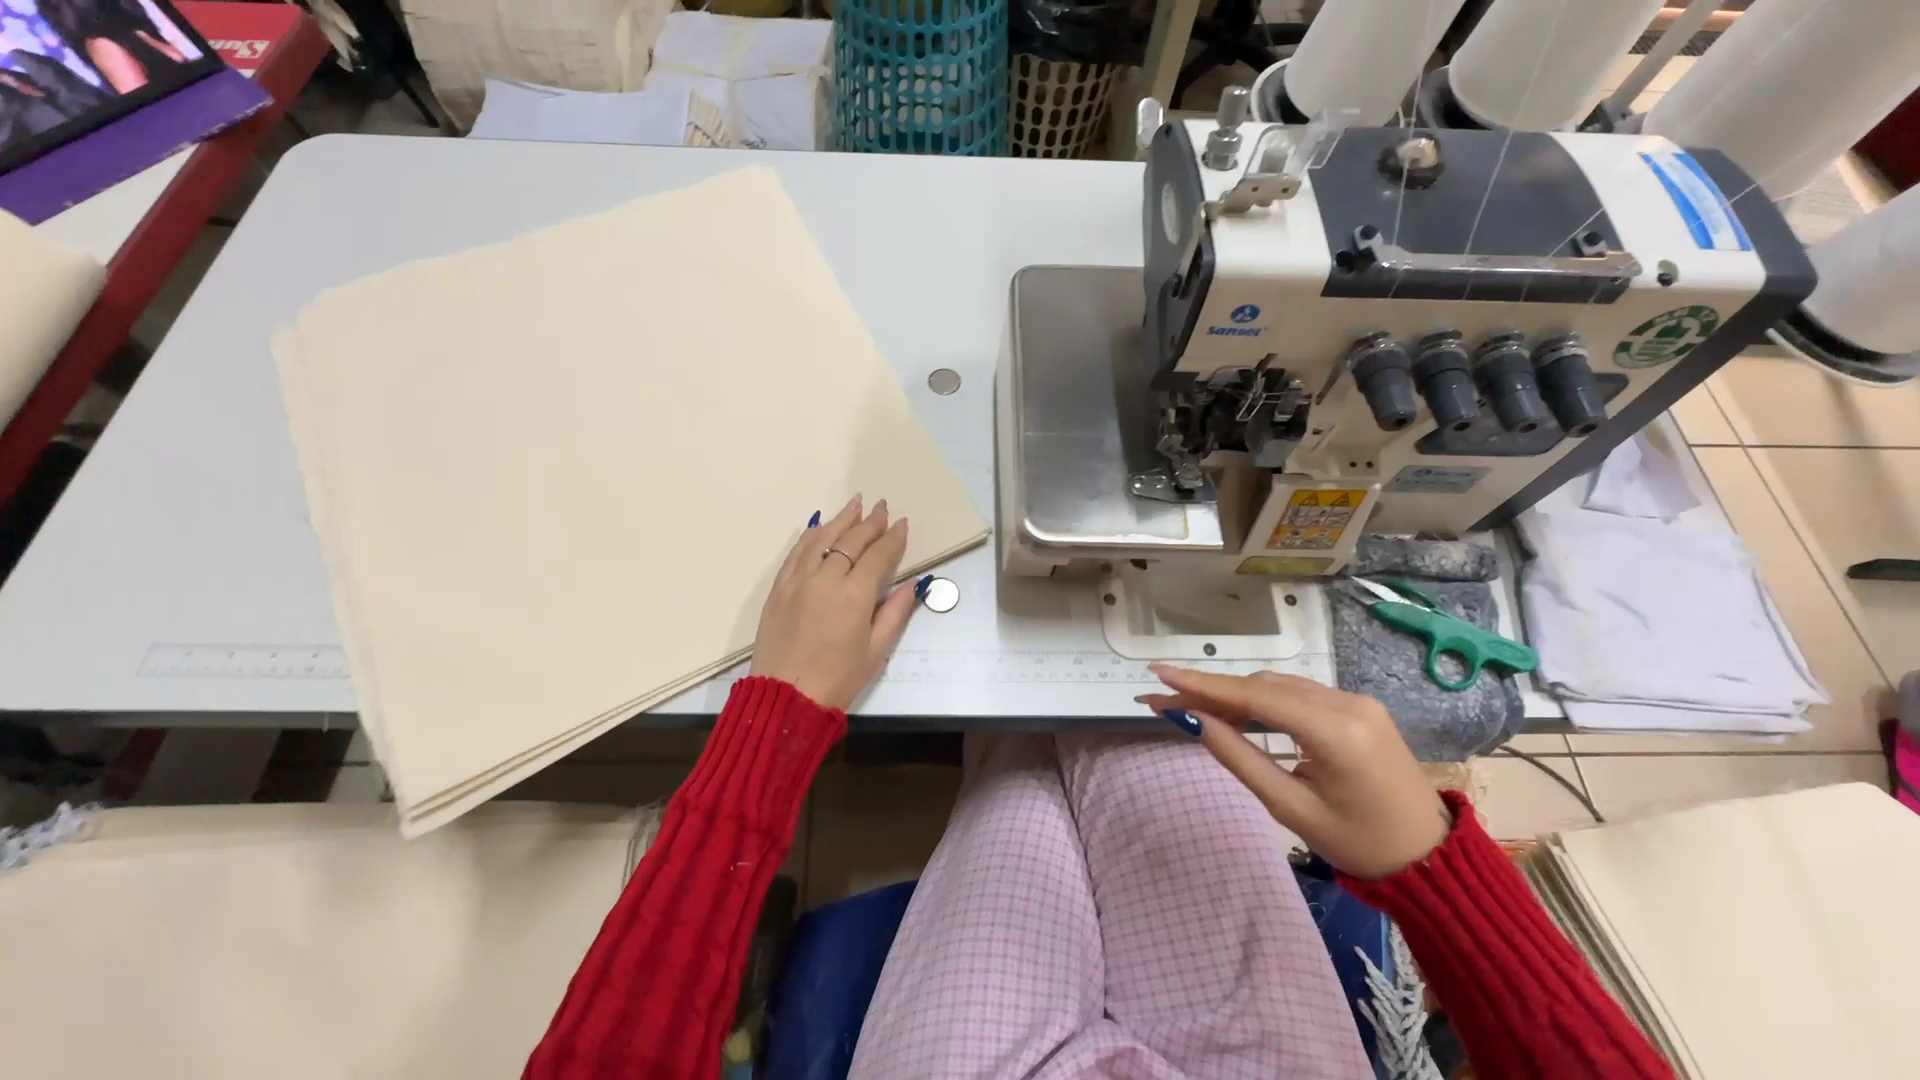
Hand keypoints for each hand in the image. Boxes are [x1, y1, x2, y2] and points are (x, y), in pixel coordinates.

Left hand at [750, 495, 920, 710]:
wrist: (785, 698)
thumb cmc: (838, 680)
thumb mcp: (876, 651)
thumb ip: (895, 613)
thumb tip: (913, 585)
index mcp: (854, 596)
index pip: (878, 556)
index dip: (892, 539)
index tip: (903, 524)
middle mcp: (825, 580)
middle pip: (851, 542)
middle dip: (869, 523)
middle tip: (882, 507)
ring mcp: (797, 582)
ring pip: (820, 540)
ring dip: (840, 520)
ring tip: (854, 503)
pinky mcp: (778, 589)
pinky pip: (795, 553)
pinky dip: (809, 536)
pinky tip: (819, 526)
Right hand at [1139, 666, 1451, 879]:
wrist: (1430, 857)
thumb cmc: (1359, 844)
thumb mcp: (1292, 808)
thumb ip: (1241, 759)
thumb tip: (1193, 721)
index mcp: (1336, 732)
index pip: (1256, 697)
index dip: (1203, 684)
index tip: (1159, 674)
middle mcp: (1348, 703)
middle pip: (1266, 686)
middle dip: (1212, 692)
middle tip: (1165, 703)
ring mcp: (1357, 702)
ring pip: (1280, 686)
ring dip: (1236, 695)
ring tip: (1192, 710)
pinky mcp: (1358, 708)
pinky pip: (1299, 694)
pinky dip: (1262, 701)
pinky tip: (1236, 714)